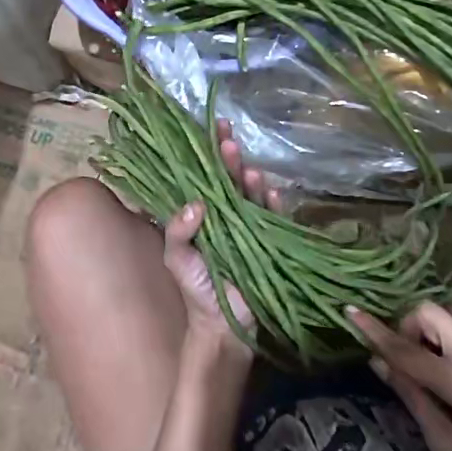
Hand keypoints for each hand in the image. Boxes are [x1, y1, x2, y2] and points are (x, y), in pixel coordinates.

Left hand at [159, 119, 275, 348]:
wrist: (223, 323)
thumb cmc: (197, 287)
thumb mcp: (177, 258)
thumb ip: (178, 231)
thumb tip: (196, 205)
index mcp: (204, 213)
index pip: (206, 176)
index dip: (209, 152)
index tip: (211, 127)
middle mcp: (228, 214)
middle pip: (230, 179)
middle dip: (230, 158)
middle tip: (227, 140)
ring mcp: (251, 226)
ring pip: (252, 195)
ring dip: (251, 181)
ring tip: (248, 169)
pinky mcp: (270, 241)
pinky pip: (274, 219)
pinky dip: (273, 206)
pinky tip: (272, 194)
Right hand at [348, 303, 451, 450]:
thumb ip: (416, 403)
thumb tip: (381, 365)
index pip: (409, 351)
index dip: (375, 333)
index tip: (349, 312)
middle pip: (430, 314)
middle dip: (406, 329)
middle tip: (404, 365)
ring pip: (448, 329)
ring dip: (429, 346)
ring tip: (436, 394)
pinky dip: (450, 358)